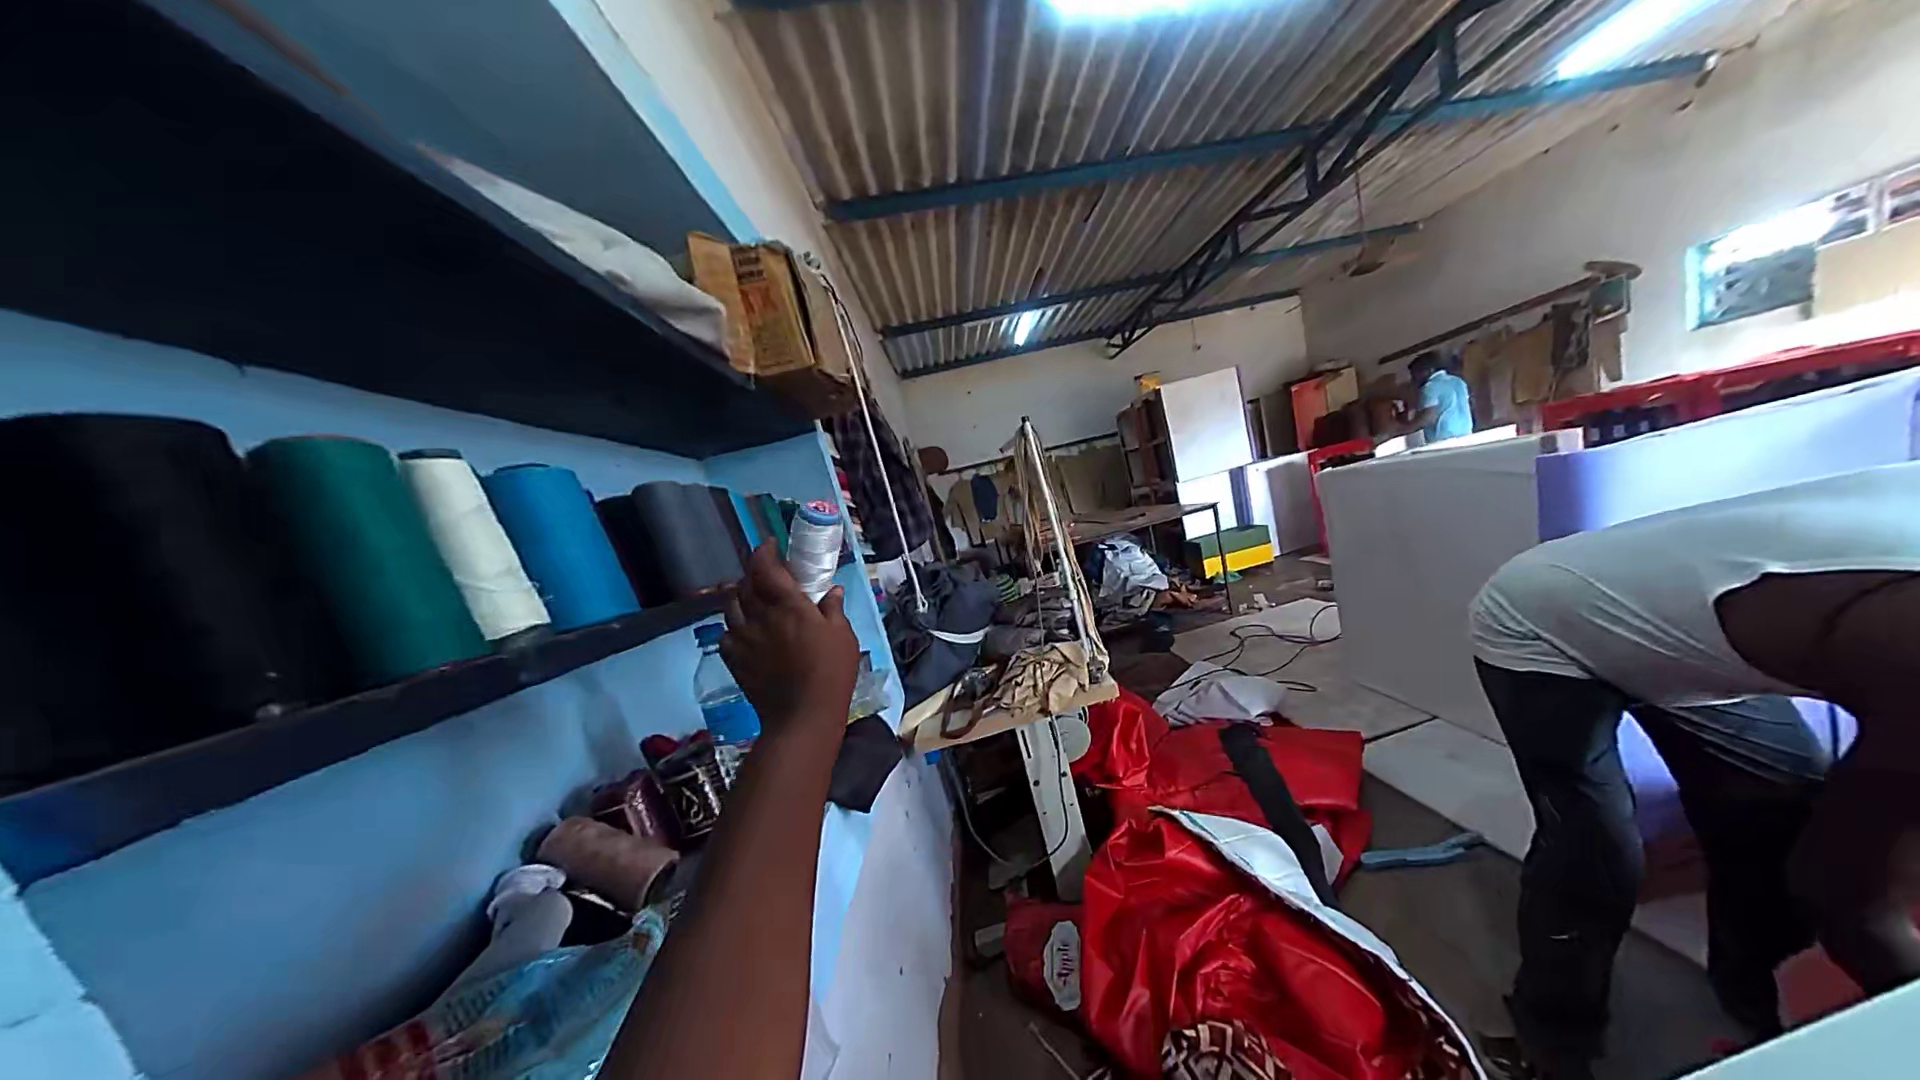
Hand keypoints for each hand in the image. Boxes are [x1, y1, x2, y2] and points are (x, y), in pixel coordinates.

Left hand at [721, 541, 859, 735]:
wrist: (802, 715)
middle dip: (754, 574)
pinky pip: (726, 634)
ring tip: (754, 602)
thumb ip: (833, 609)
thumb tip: (831, 590)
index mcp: (788, 605)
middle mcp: (760, 615)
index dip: (764, 551)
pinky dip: (734, 628)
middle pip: (745, 583)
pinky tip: (747, 634)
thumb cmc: (831, 672)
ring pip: (731, 606)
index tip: (771, 546)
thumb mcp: (843, 636)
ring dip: (741, 598)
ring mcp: (742, 637)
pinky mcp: (733, 659)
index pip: (766, 567)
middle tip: (768, 577)